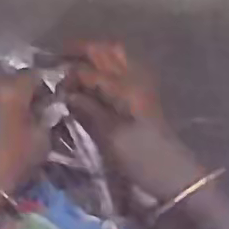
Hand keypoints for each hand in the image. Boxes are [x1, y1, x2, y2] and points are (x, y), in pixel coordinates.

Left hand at [0, 69, 50, 200]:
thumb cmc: (12, 159)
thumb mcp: (41, 138)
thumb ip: (47, 114)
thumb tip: (50, 102)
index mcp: (11, 86)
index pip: (36, 75)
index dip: (46, 87)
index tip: (53, 100)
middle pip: (15, 76)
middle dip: (27, 88)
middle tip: (37, 105)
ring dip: (10, 92)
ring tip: (21, 110)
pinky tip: (6, 112)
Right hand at [63, 42, 208, 201]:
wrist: (177, 178)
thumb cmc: (142, 158)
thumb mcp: (110, 136)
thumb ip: (87, 109)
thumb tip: (65, 92)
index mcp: (125, 87)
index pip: (88, 69)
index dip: (67, 74)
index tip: (51, 84)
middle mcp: (134, 79)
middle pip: (104, 50)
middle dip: (79, 52)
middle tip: (59, 63)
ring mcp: (140, 86)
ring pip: (114, 56)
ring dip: (93, 57)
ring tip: (73, 69)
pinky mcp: (142, 96)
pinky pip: (121, 69)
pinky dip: (104, 68)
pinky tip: (91, 82)